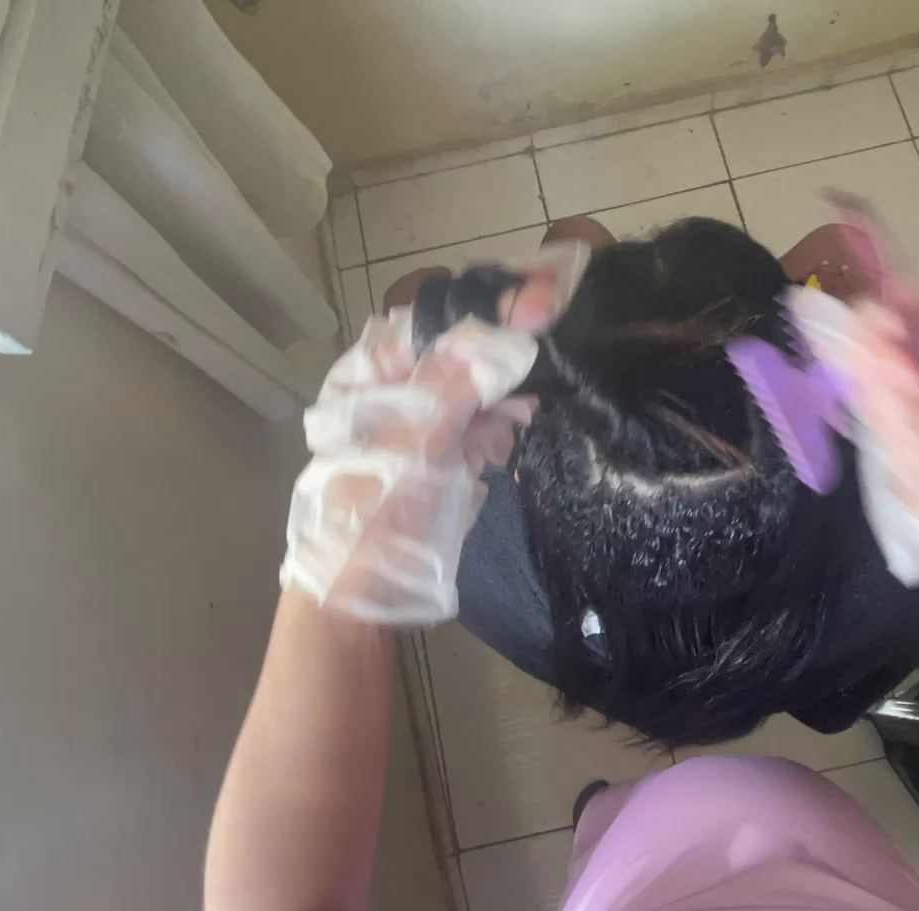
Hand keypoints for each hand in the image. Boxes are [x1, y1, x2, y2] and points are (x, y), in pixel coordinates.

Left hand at [280, 244, 581, 624]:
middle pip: (462, 348)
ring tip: (542, 386)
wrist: (361, 600)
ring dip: (512, 382)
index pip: (433, 322)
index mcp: (371, 376)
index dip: (484, 308)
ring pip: (480, 386)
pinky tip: (522, 423)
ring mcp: (428, 425)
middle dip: (507, 340)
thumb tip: (498, 337)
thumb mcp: (403, 451)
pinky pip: (485, 425)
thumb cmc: (365, 522)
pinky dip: (506, 422)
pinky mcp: (451, 457)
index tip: (539, 303)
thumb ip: (447, 392)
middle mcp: (400, 392)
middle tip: (558, 326)